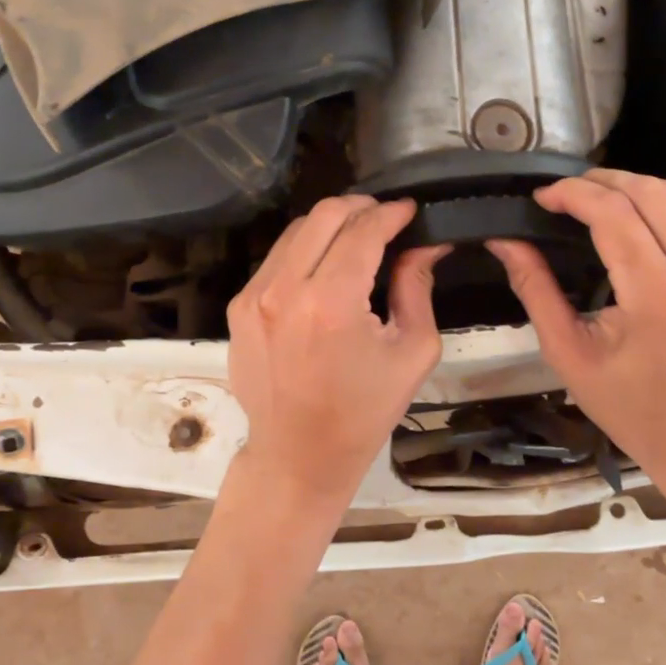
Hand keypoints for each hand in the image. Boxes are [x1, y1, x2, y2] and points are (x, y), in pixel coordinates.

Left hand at [225, 196, 450, 499]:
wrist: (298, 456)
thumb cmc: (364, 411)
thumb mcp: (412, 352)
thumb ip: (417, 287)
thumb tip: (426, 243)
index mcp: (331, 302)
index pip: (364, 231)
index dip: (392, 213)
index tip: (410, 210)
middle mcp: (285, 289)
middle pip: (323, 215)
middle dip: (360, 208)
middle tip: (385, 217)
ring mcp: (254, 297)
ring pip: (295, 231)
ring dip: (330, 225)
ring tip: (358, 237)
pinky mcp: (239, 308)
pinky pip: (276, 259)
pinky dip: (304, 251)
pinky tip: (325, 268)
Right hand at [487, 170, 665, 469]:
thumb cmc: (629, 407)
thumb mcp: (568, 354)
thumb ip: (535, 289)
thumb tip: (504, 241)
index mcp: (657, 300)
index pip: (614, 216)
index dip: (572, 194)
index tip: (541, 198)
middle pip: (650, 194)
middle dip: (600, 181)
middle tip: (562, 193)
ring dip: (631, 186)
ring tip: (592, 196)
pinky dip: (659, 204)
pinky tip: (631, 216)